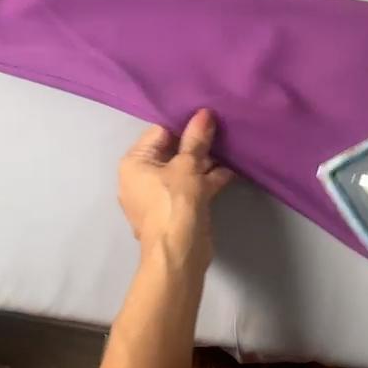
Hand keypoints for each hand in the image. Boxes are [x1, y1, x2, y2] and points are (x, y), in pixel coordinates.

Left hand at [117, 109, 233, 268]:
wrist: (180, 254)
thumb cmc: (175, 202)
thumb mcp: (187, 165)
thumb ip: (196, 138)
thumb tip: (204, 113)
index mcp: (135, 162)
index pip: (159, 131)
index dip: (183, 122)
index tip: (206, 113)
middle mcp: (142, 177)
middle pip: (172, 150)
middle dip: (197, 141)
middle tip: (221, 125)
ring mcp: (160, 195)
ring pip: (185, 168)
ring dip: (206, 160)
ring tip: (230, 144)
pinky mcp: (177, 208)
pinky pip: (192, 185)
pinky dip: (208, 178)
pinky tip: (232, 168)